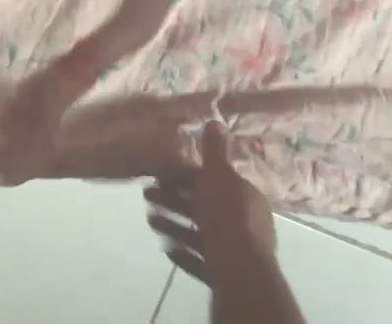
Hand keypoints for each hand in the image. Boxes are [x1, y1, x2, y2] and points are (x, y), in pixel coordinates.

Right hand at [146, 122, 277, 284]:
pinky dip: (183, 250)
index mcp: (245, 197)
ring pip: (198, 231)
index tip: (160, 174)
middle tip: (146, 196)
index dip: (186, 176)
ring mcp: (236, 248)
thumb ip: (214, 151)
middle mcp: (245, 222)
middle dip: (173, 200)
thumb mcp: (217, 175)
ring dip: (173, 224)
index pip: (213, 181)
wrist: (238, 268)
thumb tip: (217, 120)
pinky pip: (200, 257)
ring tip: (150, 220)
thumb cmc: (226, 215)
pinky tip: (166, 247)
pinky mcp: (225, 271)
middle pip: (203, 206)